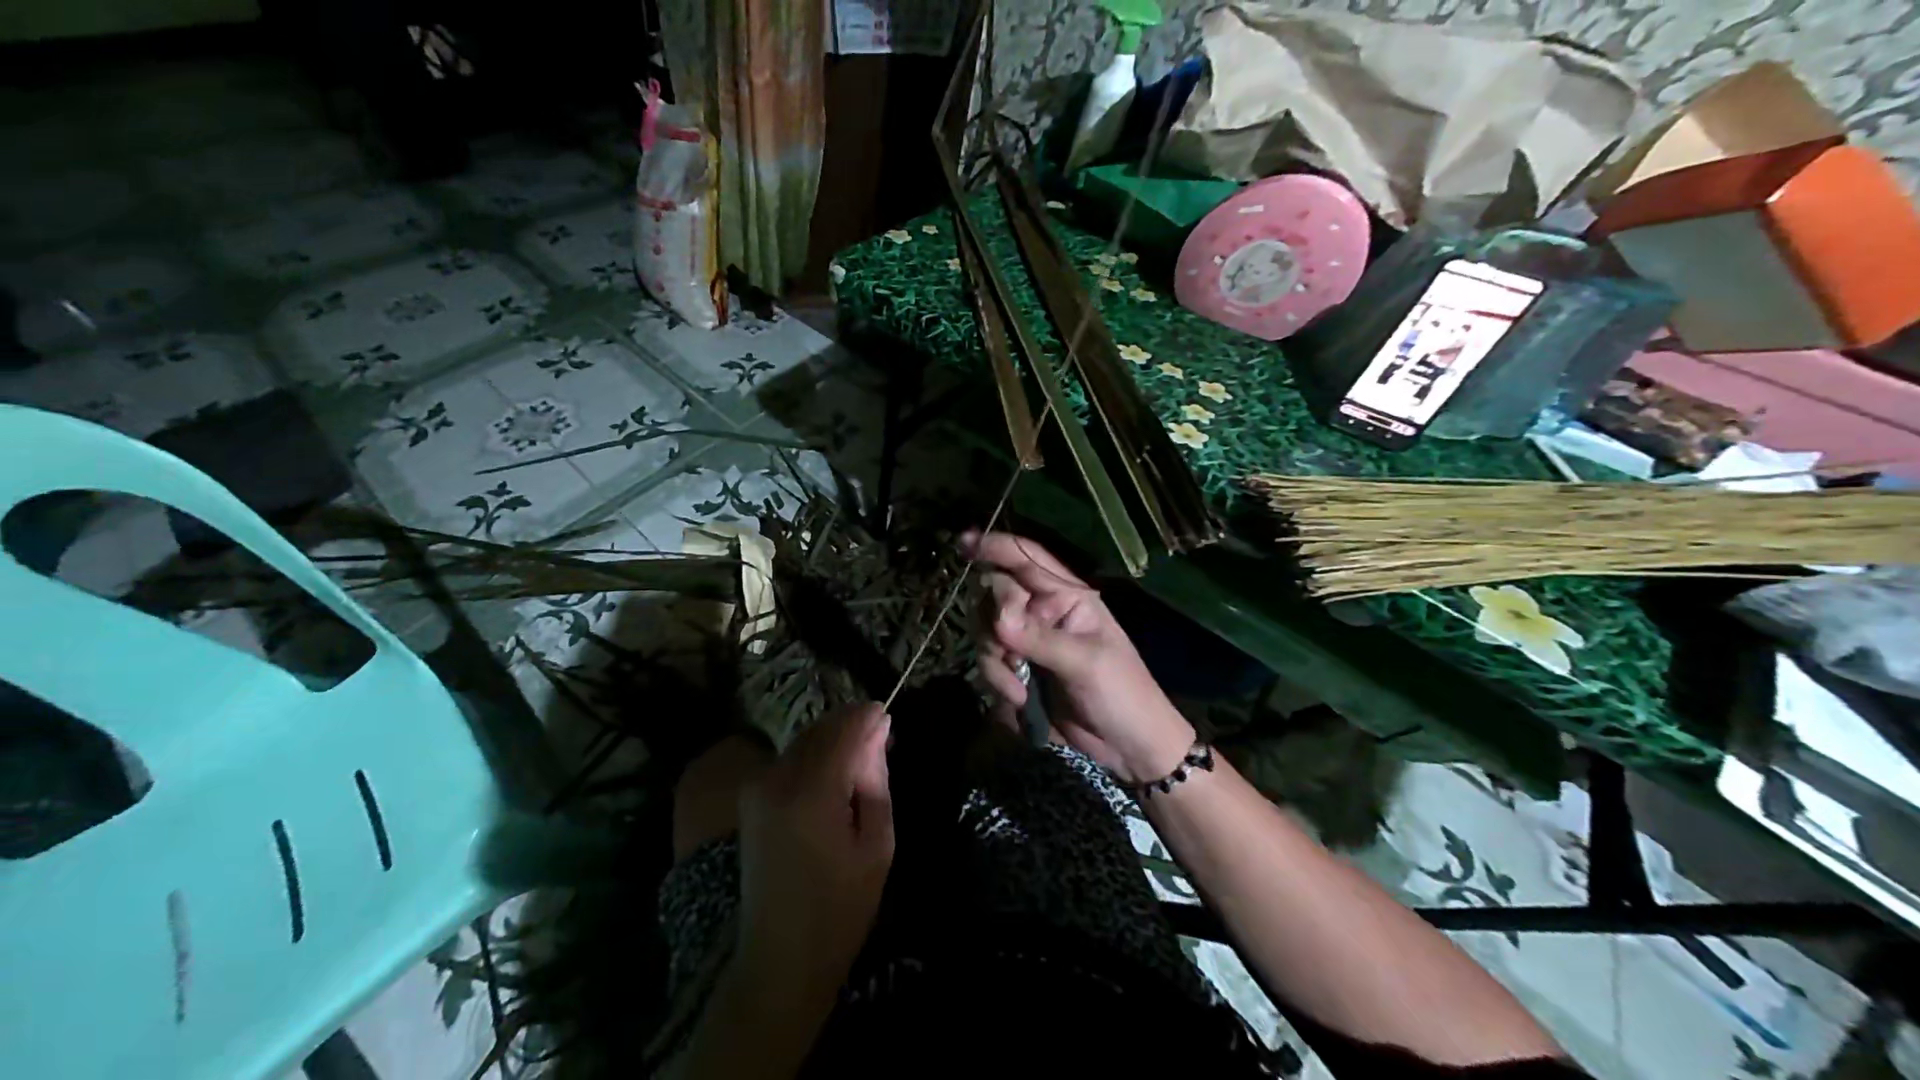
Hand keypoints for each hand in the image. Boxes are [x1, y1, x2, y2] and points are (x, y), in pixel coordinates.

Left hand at [734, 702, 893, 997]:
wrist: (779, 959)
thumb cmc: (840, 909)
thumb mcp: (876, 845)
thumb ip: (876, 780)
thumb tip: (879, 732)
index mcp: (811, 791)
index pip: (844, 727)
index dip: (871, 717)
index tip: (892, 721)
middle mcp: (776, 778)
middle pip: (821, 727)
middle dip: (852, 727)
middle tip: (881, 750)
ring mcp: (756, 786)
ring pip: (804, 739)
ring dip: (833, 740)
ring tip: (859, 771)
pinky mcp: (749, 797)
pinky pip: (789, 758)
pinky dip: (814, 756)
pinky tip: (832, 783)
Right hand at [966, 531, 1195, 785]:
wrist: (1128, 747)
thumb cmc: (1123, 694)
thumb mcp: (1086, 664)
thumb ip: (1039, 639)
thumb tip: (997, 618)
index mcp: (1068, 595)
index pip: (1027, 559)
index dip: (995, 546)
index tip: (963, 544)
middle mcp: (1043, 611)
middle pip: (994, 594)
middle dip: (992, 622)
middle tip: (1008, 650)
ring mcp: (1028, 640)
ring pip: (986, 630)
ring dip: (993, 658)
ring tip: (1018, 688)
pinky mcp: (1018, 669)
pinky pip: (989, 662)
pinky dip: (996, 680)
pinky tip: (1019, 701)